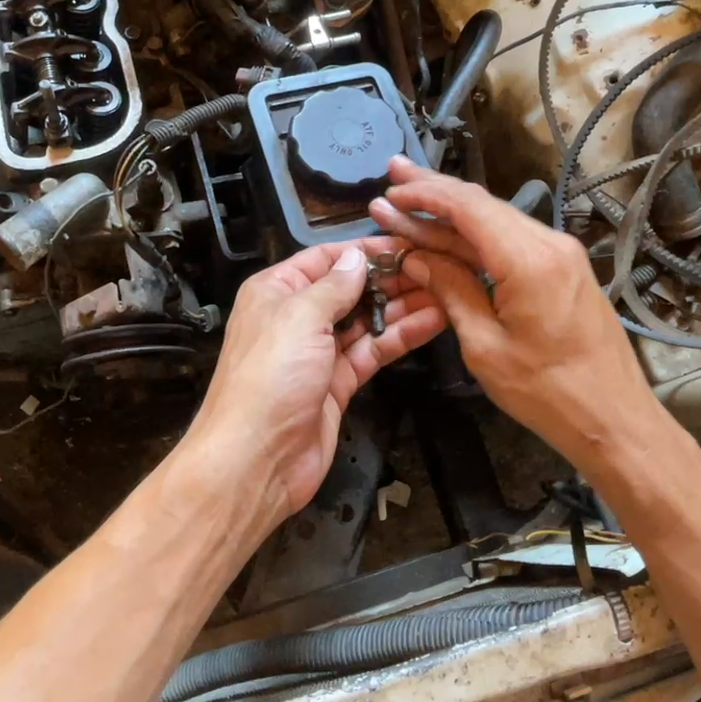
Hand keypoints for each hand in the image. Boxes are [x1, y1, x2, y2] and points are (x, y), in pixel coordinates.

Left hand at [187, 239, 444, 521]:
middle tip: (435, 267)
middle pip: (349, 289)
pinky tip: (432, 322)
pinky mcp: (338, 383)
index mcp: (276, 291)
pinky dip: (400, 337)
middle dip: (389, 278)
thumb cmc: (269, 377)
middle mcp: (296, 317)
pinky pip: (372, 351)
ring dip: (402, 306)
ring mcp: (318, 352)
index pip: (324, 259)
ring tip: (444, 290)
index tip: (405, 243)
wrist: (256, 458)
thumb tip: (356, 257)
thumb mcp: (300, 317)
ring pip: (366, 320)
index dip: (363, 250)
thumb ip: (334, 286)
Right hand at [369, 157, 646, 459]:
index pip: (468, 208)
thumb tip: (417, 258)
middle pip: (482, 204)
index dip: (425, 195)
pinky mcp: (563, 268)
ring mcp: (560, 253)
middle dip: (433, 189)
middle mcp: (549, 243)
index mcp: (529, 260)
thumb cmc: (548, 393)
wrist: (615, 420)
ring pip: (495, 218)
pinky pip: (511, 238)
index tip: (389, 193)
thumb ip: (451, 291)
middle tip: (393, 173)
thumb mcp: (485, 347)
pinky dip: (474, 233)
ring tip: (409, 198)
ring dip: (450, 211)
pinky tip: (446, 232)